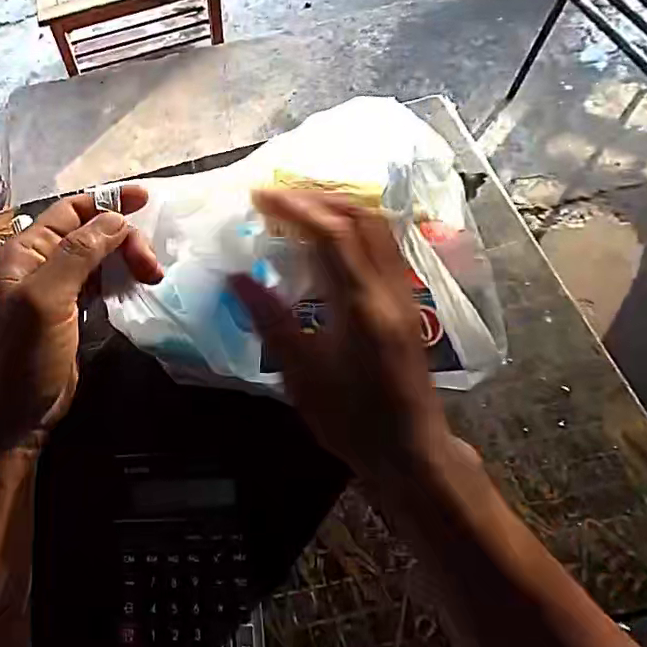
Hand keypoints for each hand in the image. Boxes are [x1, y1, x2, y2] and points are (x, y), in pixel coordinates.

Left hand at [0, 189, 164, 458]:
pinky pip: (100, 284)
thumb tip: (115, 219)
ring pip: (98, 258)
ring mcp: (55, 291)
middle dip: (124, 239)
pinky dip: (120, 280)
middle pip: (90, 233)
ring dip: (125, 259)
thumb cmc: (22, 358)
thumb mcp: (45, 299)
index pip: (71, 211)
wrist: (10, 418)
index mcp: (26, 251)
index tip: (147, 200)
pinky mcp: (70, 315)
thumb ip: (78, 254)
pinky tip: (135, 288)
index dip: (108, 201)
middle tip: (152, 265)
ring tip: (151, 276)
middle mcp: (40, 264)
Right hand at [228, 189, 453, 482]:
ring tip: (297, 208)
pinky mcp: (406, 301)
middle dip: (316, 197)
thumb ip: (270, 320)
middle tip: (276, 197)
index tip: (259, 196)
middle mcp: (390, 288)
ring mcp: (404, 292)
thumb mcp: (301, 375)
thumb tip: (236, 277)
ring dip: (336, 207)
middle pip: (360, 217)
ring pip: (376, 227)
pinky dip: (351, 227)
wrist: (411, 451)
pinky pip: (381, 244)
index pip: (331, 234)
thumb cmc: (352, 420)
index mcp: (362, 305)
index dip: (294, 207)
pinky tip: (325, 238)